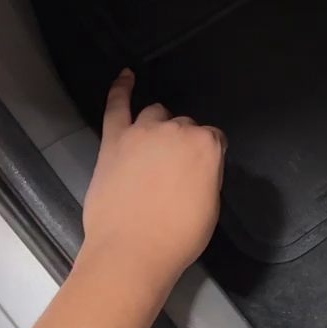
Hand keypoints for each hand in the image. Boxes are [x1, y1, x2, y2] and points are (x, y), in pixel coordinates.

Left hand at [76, 70, 224, 289]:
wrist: (132, 252)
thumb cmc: (179, 237)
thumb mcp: (211, 208)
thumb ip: (207, 176)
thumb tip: (199, 167)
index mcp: (206, 146)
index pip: (214, 139)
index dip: (209, 157)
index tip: (202, 174)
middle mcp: (176, 130)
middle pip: (184, 126)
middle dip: (183, 144)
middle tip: (176, 173)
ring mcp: (141, 132)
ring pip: (156, 113)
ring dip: (161, 124)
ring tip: (157, 144)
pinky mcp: (113, 140)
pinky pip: (117, 105)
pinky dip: (121, 88)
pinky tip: (126, 75)